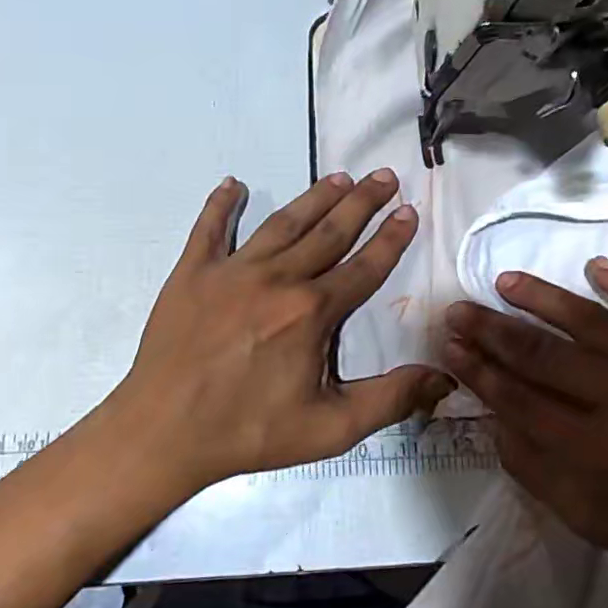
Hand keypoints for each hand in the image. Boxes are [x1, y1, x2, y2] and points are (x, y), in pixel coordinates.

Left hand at [104, 171, 454, 489]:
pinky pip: (209, 229)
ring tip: (338, 177)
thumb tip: (444, 379)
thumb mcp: (329, 429)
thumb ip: (389, 401)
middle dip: (361, 202)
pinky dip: (221, 205)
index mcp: (311, 312)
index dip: (390, 239)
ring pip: (281, 223)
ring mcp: (230, 271)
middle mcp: (275, 279)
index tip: (409, 211)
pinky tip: (233, 185)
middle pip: (328, 232)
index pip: (363, 267)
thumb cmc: (248, 431)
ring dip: (313, 198)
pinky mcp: (191, 274)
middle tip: (384, 176)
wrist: (164, 431)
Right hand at [442, 260, 607, 601]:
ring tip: (502, 281)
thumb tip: (495, 421)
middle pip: (540, 354)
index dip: (477, 369)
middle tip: (457, 309)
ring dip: (540, 297)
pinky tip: (594, 266)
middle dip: (490, 329)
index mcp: (593, 454)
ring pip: (587, 321)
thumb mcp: (595, 523)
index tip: (447, 345)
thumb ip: (536, 473)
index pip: (517, 399)